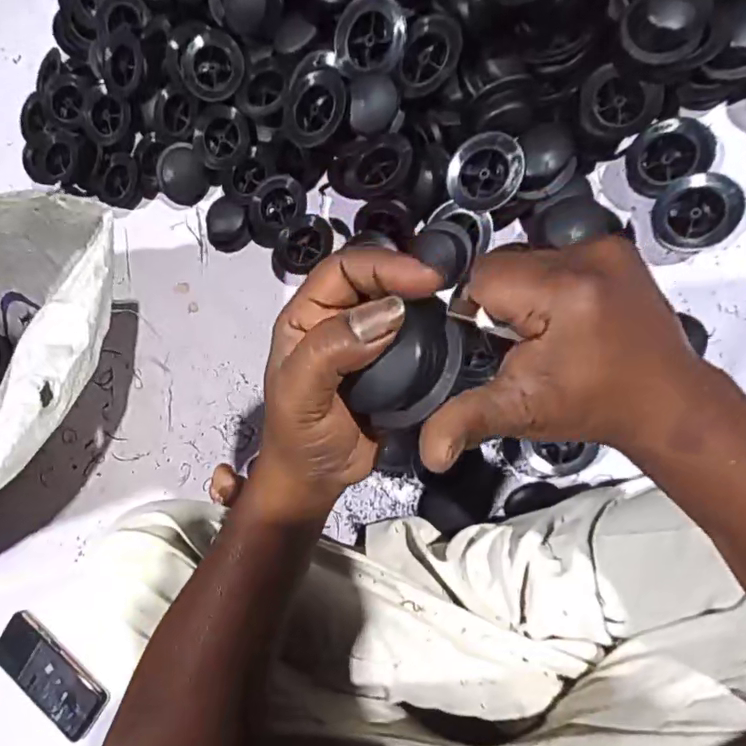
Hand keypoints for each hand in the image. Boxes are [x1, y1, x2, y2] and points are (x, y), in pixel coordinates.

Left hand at [241, 248, 443, 522]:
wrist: (317, 479)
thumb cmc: (297, 440)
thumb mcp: (301, 395)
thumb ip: (330, 351)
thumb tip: (385, 314)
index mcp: (304, 319)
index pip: (343, 270)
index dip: (382, 266)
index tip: (421, 279)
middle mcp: (333, 322)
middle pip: (373, 279)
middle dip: (406, 275)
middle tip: (441, 285)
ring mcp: (363, 343)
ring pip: (395, 304)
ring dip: (420, 301)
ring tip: (448, 304)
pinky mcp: (389, 365)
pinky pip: (412, 337)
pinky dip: (429, 331)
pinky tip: (445, 332)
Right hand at [418, 237, 714, 471]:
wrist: (662, 401)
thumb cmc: (601, 404)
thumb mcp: (520, 413)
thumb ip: (465, 421)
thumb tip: (430, 451)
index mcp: (564, 291)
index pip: (481, 276)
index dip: (477, 313)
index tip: (502, 343)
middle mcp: (590, 258)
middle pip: (503, 263)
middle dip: (502, 305)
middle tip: (529, 344)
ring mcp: (607, 250)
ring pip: (527, 257)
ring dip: (525, 294)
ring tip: (550, 333)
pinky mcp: (616, 253)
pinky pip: (556, 256)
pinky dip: (550, 286)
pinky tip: (566, 320)